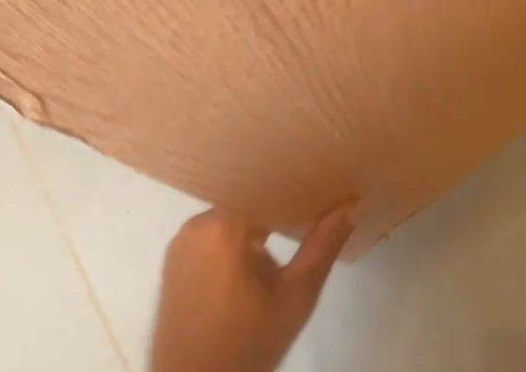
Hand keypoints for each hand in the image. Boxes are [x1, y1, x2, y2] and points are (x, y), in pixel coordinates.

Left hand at [150, 201, 356, 371]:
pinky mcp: (174, 265)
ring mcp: (181, 245)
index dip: (295, 182)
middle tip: (314, 208)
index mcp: (223, 225)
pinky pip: (213, 236)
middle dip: (280, 205)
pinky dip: (237, 241)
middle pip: (248, 199)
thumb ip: (324, 244)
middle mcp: (196, 225)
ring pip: (232, 218)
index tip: (322, 181)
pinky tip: (262, 259)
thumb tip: (352, 203)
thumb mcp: (296, 295)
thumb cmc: (246, 344)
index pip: (265, 183)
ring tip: (293, 230)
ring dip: (259, 224)